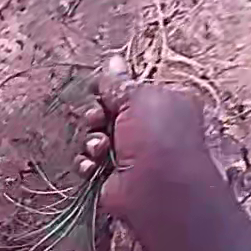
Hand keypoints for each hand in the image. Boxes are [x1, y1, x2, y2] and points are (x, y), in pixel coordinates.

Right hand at [73, 57, 220, 219]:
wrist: (155, 189)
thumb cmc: (156, 137)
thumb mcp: (139, 99)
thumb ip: (119, 84)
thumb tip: (111, 61)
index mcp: (163, 103)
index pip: (128, 92)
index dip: (110, 92)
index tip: (99, 94)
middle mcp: (148, 128)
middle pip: (107, 114)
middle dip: (96, 117)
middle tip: (96, 121)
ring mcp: (129, 153)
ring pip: (95, 138)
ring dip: (92, 142)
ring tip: (100, 149)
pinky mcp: (112, 176)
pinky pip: (89, 163)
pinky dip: (87, 164)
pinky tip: (93, 167)